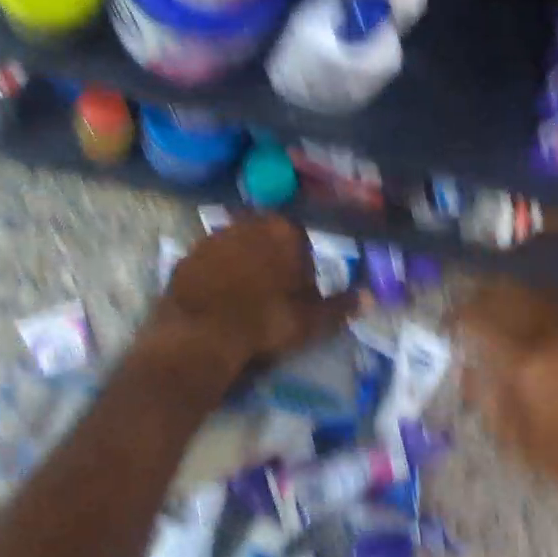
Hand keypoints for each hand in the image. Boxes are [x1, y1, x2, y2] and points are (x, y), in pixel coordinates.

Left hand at [153, 215, 358, 369]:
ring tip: (244, 305)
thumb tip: (371, 298)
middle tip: (273, 301)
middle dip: (272, 266)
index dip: (302, 272)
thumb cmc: (266, 321)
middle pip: (268, 243)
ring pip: (238, 251)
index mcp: (283, 230)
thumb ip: (341, 306)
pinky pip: (211, 265)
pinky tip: (219, 305)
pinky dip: (217, 280)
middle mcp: (248, 223)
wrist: (202, 333)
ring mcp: (213, 237)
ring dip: (244, 270)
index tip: (298, 298)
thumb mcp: (312, 320)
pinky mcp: (186, 256)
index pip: (302, 245)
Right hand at [454, 281, 557, 510]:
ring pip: (547, 292)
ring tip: (521, 317)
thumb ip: (490, 400)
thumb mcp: (525, 445)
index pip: (481, 317)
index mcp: (528, 364)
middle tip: (484, 311)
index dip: (461, 315)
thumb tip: (469, 368)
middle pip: (512, 291)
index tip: (455, 322)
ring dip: (527, 301)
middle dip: (491, 298)